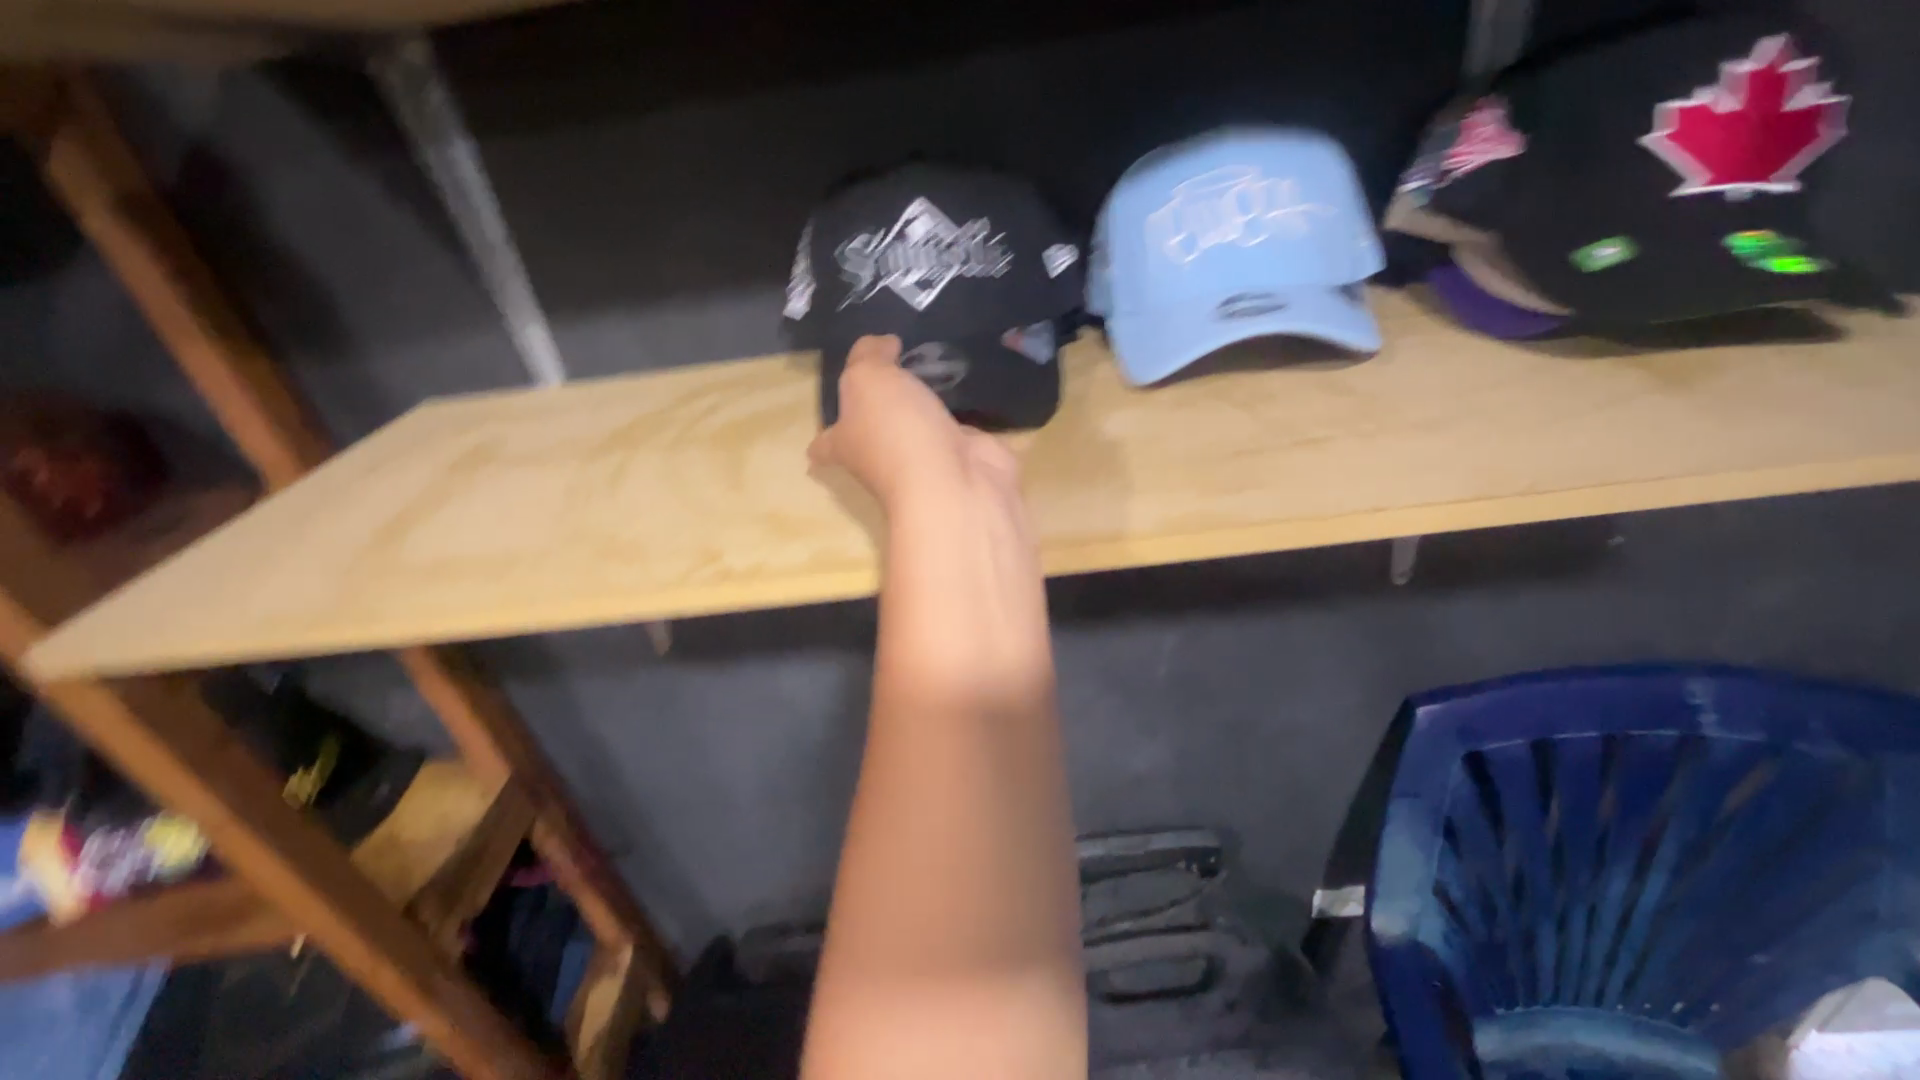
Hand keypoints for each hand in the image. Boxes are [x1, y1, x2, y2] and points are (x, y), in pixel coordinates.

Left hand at [809, 336, 1020, 511]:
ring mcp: (926, 462)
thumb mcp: (868, 380)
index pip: (826, 442)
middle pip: (874, 434)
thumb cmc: (896, 432)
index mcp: (848, 444)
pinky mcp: (964, 460)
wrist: (955, 481)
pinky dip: (963, 416)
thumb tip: (883, 345)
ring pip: (919, 430)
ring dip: (925, 409)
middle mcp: (883, 458)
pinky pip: (959, 432)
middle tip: (896, 370)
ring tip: (935, 368)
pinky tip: (972, 391)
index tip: (832, 414)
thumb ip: (869, 356)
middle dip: (881, 410)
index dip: (824, 432)